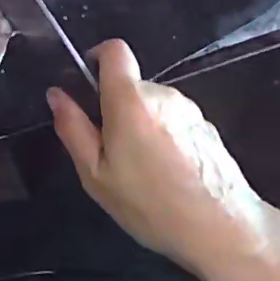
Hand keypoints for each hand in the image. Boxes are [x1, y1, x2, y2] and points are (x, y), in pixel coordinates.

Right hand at [48, 40, 279, 280]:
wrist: (223, 230)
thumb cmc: (150, 204)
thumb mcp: (96, 175)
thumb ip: (73, 128)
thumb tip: (57, 94)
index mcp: (130, 100)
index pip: (115, 50)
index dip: (97, 58)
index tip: (87, 85)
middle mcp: (162, 95)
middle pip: (131, 85)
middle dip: (116, 109)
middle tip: (110, 153)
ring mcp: (190, 109)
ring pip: (152, 105)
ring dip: (141, 125)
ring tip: (141, 171)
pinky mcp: (207, 126)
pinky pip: (173, 120)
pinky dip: (163, 137)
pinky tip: (167, 174)